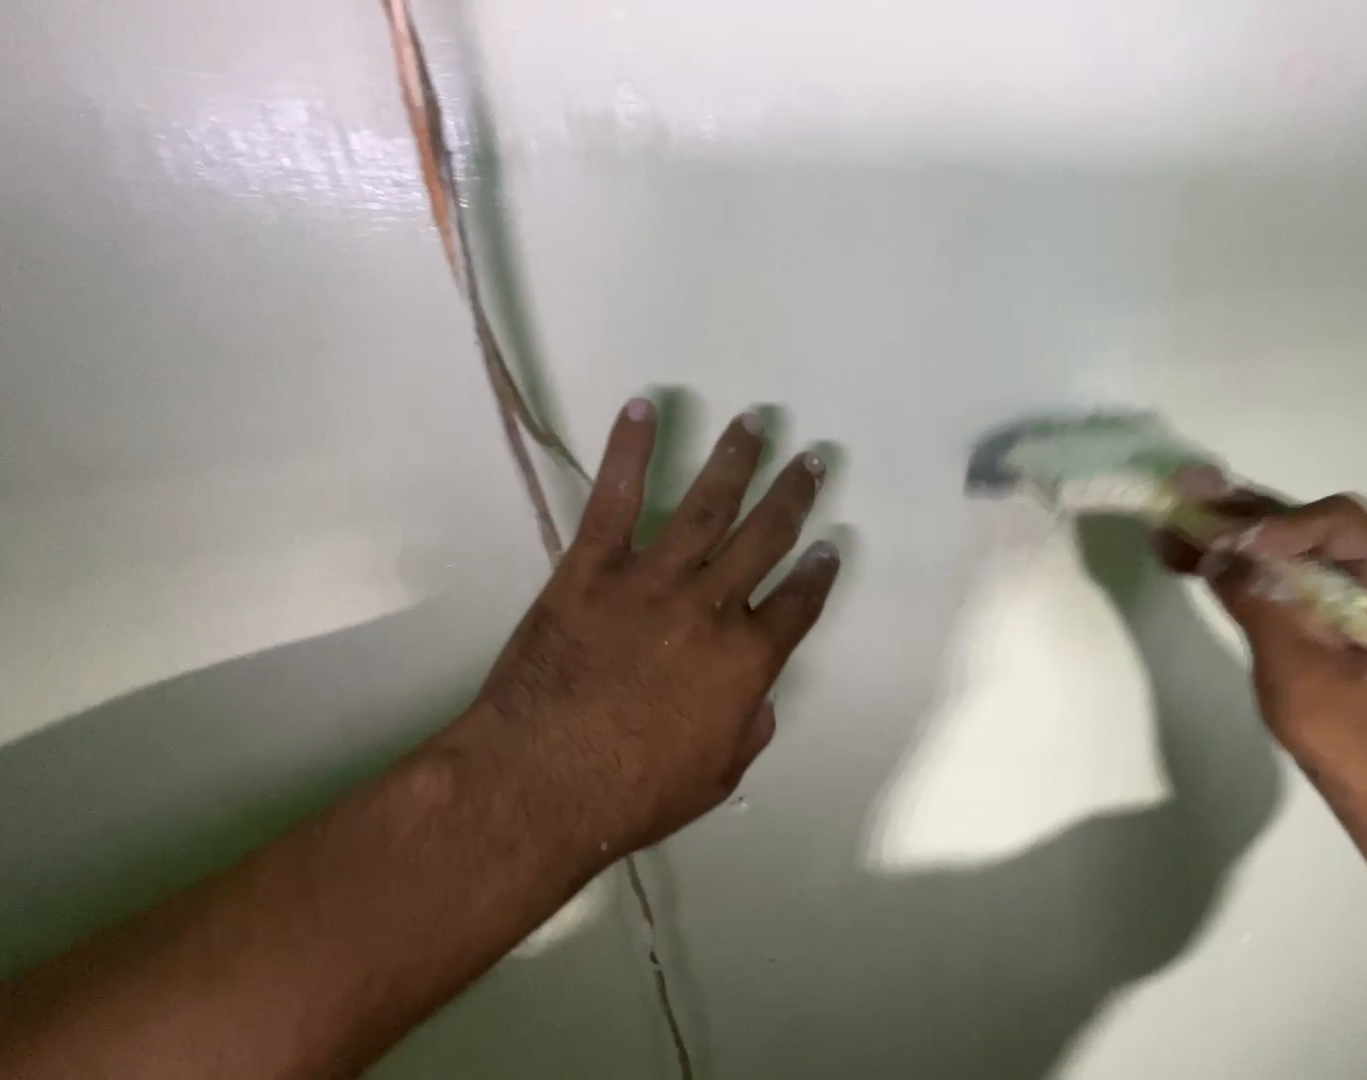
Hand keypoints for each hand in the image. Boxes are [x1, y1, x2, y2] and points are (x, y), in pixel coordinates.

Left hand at [471, 398, 839, 858]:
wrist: (538, 783)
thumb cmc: (633, 791)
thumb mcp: (716, 775)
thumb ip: (749, 728)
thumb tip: (760, 697)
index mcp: (746, 659)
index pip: (799, 603)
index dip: (818, 573)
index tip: (828, 547)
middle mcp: (711, 607)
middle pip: (764, 538)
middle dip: (793, 497)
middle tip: (810, 461)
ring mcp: (651, 581)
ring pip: (706, 507)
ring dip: (734, 461)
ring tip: (753, 423)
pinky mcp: (592, 568)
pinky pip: (616, 499)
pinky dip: (630, 451)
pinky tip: (644, 409)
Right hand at [1159, 481, 1366, 803]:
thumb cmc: (1345, 733)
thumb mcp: (1297, 670)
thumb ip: (1260, 604)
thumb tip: (1214, 553)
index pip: (1341, 525)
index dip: (1278, 524)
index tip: (1223, 540)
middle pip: (1310, 525)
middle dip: (1244, 518)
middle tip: (1186, 501)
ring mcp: (1360, 588)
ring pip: (1290, 544)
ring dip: (1233, 536)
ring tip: (1175, 524)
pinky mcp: (1331, 604)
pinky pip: (1284, 571)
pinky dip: (1239, 565)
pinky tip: (1190, 558)